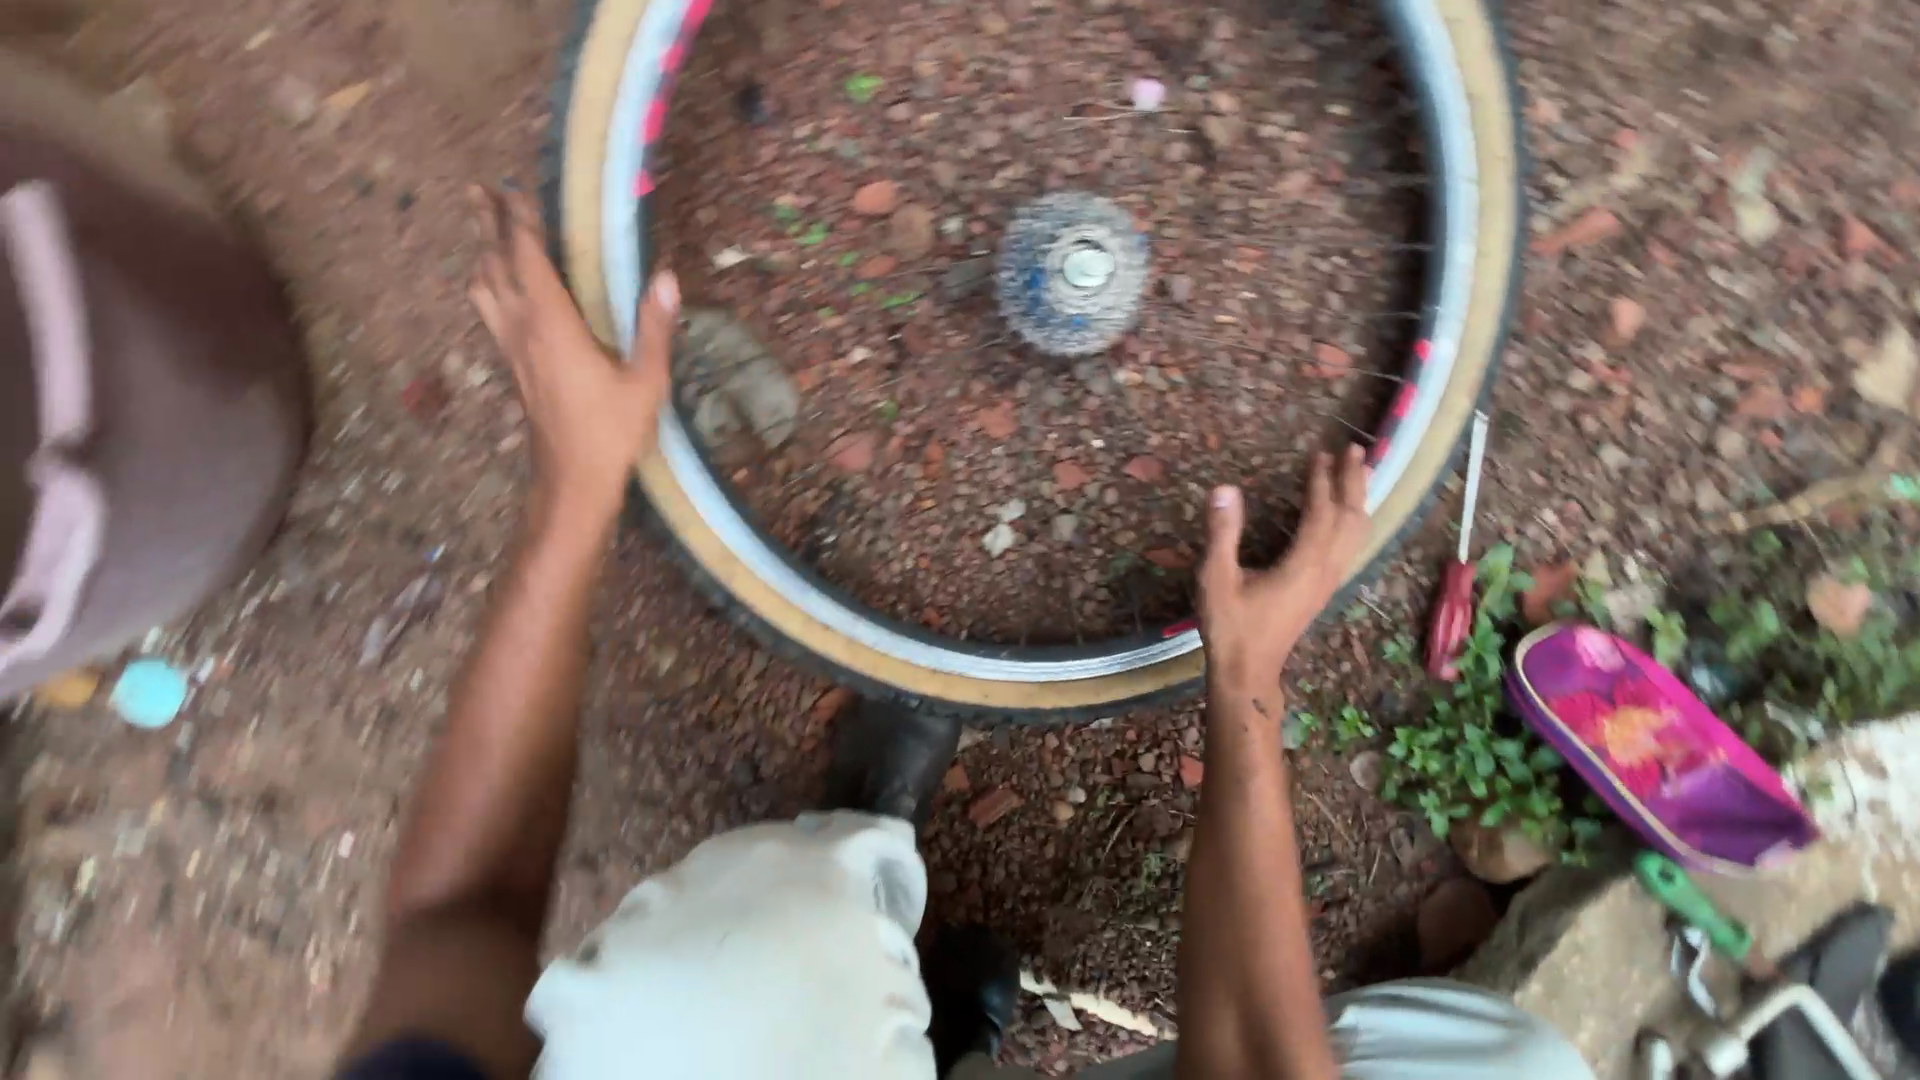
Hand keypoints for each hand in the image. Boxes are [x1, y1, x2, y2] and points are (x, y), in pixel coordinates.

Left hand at [467, 187, 680, 521]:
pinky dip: (490, 286)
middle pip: (493, 263)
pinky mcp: (512, 366)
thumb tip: (666, 278)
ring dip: (482, 254)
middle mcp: (521, 328)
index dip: (521, 220)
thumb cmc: (611, 430)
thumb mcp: (646, 382)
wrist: (572, 477)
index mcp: (552, 324)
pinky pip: (490, 312)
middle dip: (488, 225)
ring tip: (485, 234)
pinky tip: (499, 291)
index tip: (517, 187)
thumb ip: (653, 328)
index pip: (527, 257)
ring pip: (483, 288)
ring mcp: (511, 348)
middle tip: (479, 191)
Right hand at [1199, 445, 1370, 696]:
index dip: (1322, 481)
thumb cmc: (1230, 626)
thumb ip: (1222, 534)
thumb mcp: (1216, 578)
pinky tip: (1348, 517)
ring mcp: (1328, 582)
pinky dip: (1354, 522)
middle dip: (1352, 482)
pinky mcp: (1323, 590)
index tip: (1320, 453)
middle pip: (1350, 518)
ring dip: (1358, 500)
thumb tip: (1224, 490)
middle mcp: (1325, 570)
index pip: (1321, 513)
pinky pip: (1350, 547)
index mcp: (1303, 565)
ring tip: (1360, 473)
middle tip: (1353, 449)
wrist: (1248, 670)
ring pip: (1356, 534)